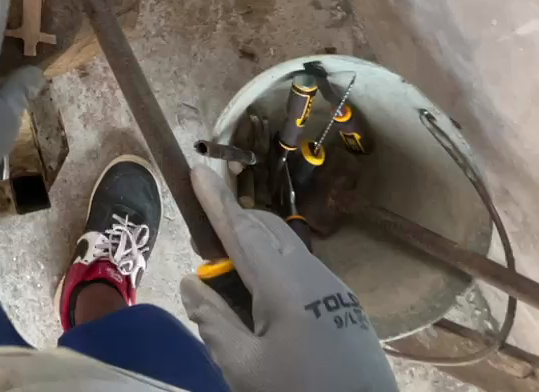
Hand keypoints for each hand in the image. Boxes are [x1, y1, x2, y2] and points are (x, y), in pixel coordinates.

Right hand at [178, 166, 395, 391]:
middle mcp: (313, 277)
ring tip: (230, 287)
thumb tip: (191, 284)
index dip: (215, 200)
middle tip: (203, 251)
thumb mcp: (244, 369)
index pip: (241, 230)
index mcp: (285, 287)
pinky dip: (273, 269)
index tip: (197, 169)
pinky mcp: (346, 309)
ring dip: (252, 250)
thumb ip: (213, 320)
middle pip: (265, 230)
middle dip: (231, 225)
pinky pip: (301, 270)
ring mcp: (334, 291)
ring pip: (284, 248)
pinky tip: (262, 307)